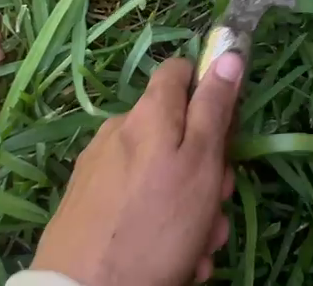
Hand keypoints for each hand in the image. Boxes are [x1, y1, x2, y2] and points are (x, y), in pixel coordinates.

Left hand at [31, 52, 243, 285]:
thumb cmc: (155, 226)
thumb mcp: (201, 162)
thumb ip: (214, 107)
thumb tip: (228, 54)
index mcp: (149, 112)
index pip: (181, 69)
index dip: (208, 90)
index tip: (225, 128)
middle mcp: (119, 130)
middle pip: (174, 128)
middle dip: (205, 165)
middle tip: (217, 204)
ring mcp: (97, 170)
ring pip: (159, 172)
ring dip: (186, 203)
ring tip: (199, 247)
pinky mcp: (83, 208)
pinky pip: (134, 202)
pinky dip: (156, 222)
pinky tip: (173, 258)